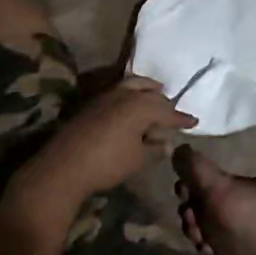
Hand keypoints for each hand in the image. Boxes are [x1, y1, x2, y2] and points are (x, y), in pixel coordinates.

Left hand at [10, 77, 196, 205]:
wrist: (61, 168)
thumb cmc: (106, 164)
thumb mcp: (136, 159)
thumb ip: (153, 147)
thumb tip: (165, 142)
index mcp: (142, 106)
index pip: (168, 111)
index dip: (182, 119)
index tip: (194, 122)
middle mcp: (127, 95)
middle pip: (152, 95)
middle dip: (165, 104)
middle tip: (173, 112)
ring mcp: (107, 96)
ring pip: (134, 85)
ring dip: (147, 90)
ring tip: (156, 93)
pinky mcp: (92, 103)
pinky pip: (120, 91)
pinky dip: (131, 94)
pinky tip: (131, 105)